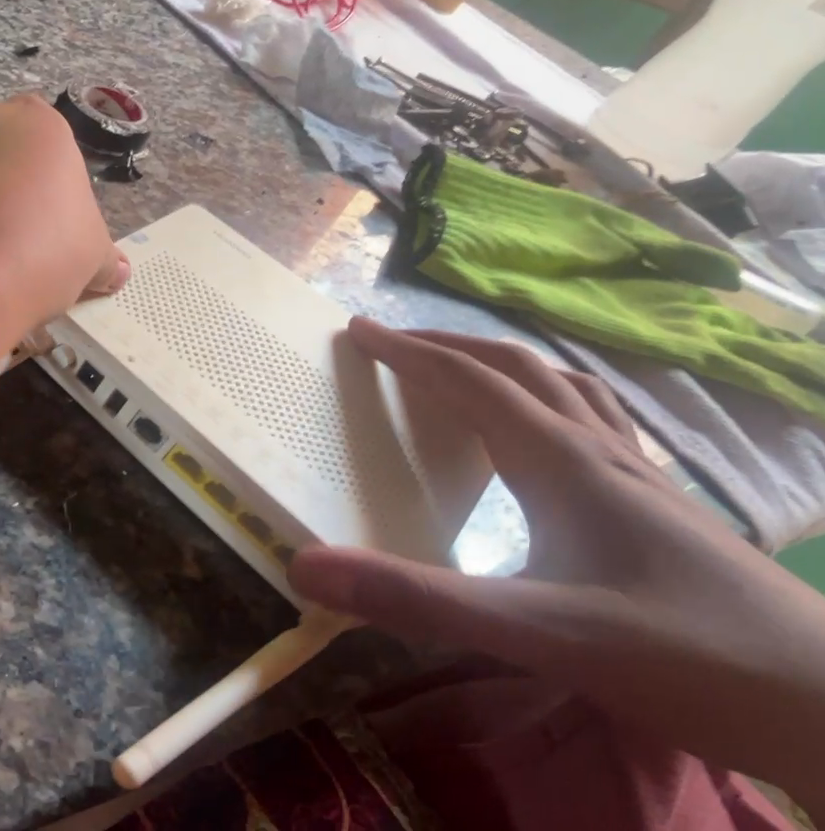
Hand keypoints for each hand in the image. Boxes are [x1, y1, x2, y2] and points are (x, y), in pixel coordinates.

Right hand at [290, 319, 824, 801]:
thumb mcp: (537, 633)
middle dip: (449, 346)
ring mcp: (643, 484)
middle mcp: (603, 457)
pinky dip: (548, 404)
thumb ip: (416, 599)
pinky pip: (595, 428)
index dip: (408, 352)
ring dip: (503, 367)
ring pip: (567, 392)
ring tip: (461, 372)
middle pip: (521, 371)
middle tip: (392, 343)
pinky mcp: (665, 516)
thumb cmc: (688, 659)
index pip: (472, 383)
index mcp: (563, 465)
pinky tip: (547, 443)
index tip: (354, 331)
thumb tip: (301, 565)